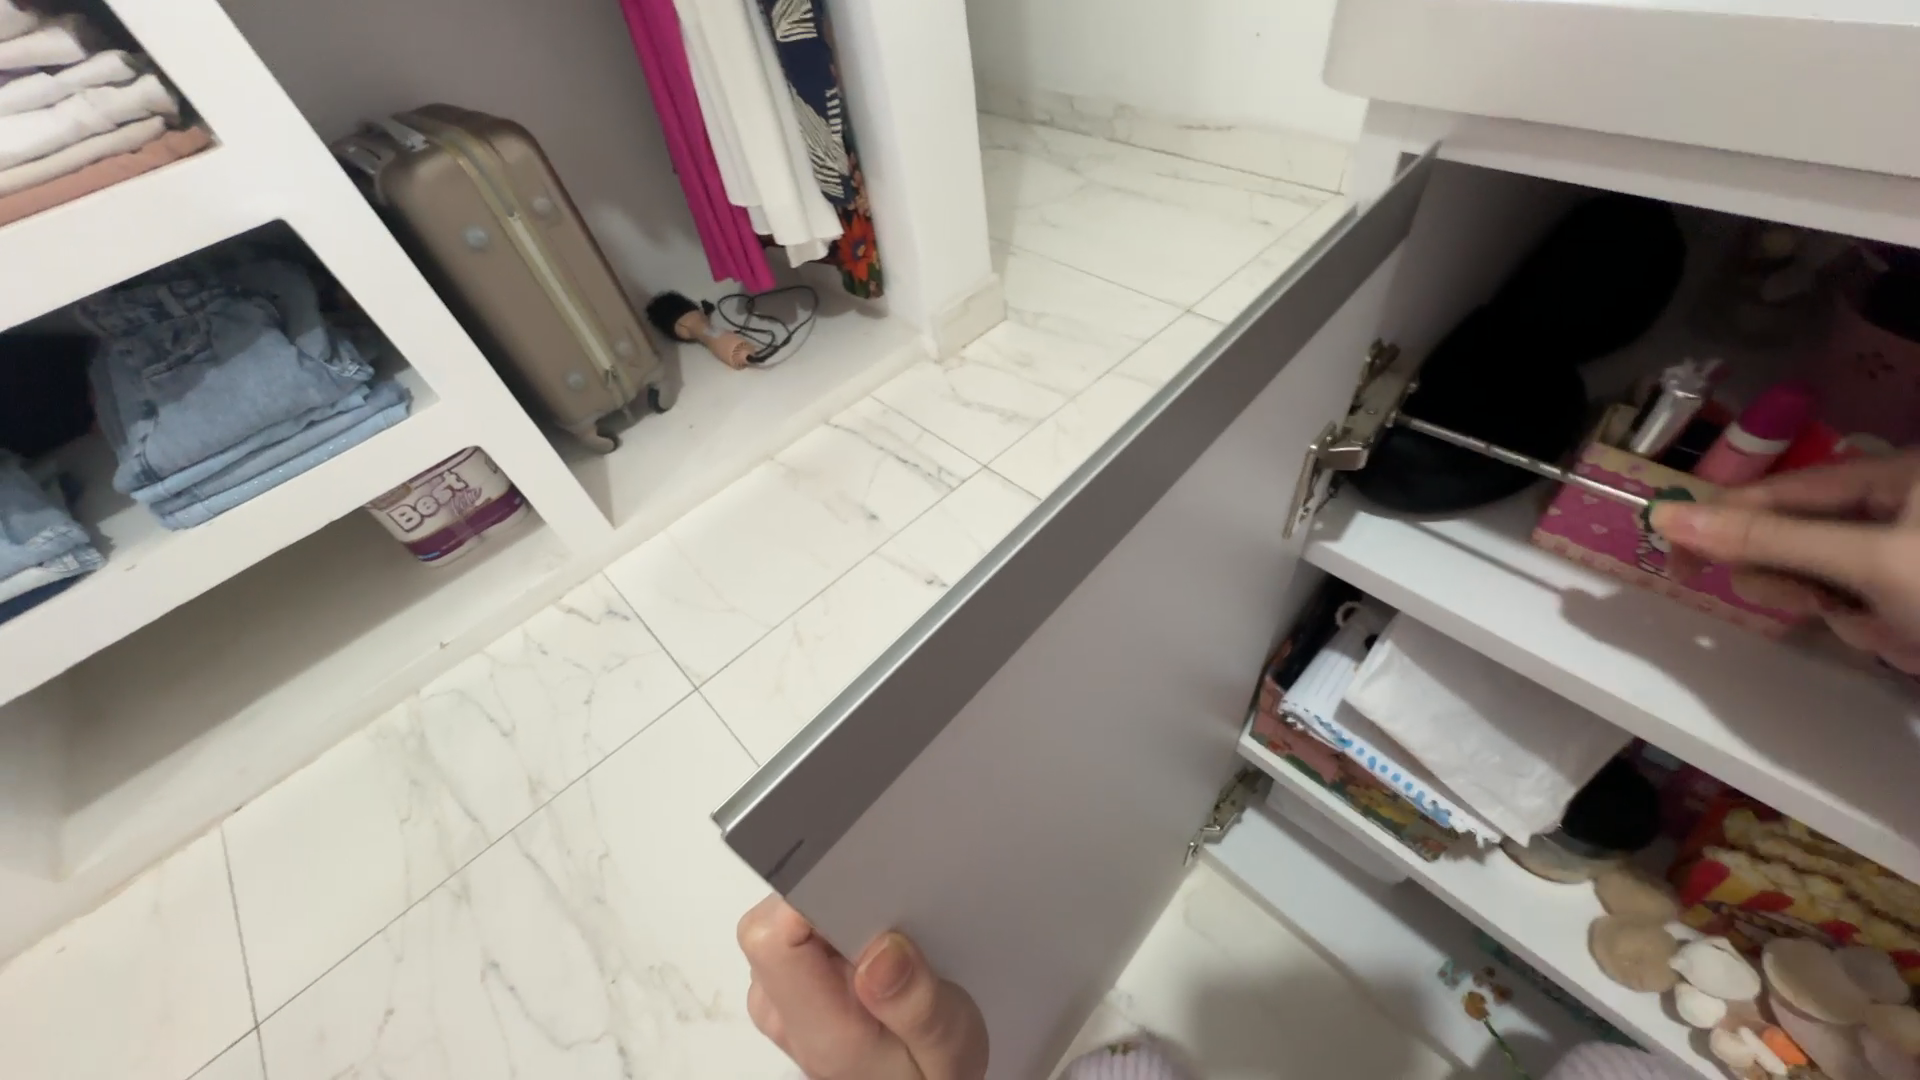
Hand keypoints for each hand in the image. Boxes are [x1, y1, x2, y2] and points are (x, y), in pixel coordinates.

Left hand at [737, 895, 988, 1079]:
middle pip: (775, 917)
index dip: (808, 895)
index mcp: (818, 1025)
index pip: (773, 936)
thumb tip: (882, 953)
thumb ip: (917, 1004)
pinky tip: (867, 941)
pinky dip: (830, 920)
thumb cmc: (928, 1072)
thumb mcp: (948, 1046)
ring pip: (782, 915)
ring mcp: (779, 997)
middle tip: (887, 919)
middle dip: (830, 898)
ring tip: (882, 936)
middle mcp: (784, 1009)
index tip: (854, 880)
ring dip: (832, 909)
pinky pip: (791, 926)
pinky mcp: (786, 985)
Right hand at [1650, 452, 1919, 672]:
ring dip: (1847, 615)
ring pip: (1831, 580)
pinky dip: (1880, 630)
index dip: (1717, 525)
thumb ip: (1765, 540)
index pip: (1774, 492)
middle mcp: (1907, 507)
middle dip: (1799, 581)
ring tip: (1897, 634)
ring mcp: (1918, 553)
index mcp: (1902, 476)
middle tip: (1812, 603)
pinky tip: (1917, 644)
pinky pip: (1868, 605)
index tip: (1675, 565)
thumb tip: (1663, 516)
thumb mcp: (1872, 565)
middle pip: (1798, 538)